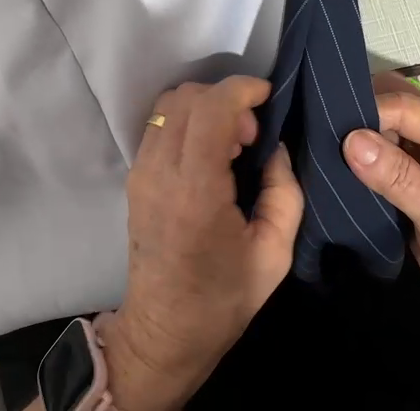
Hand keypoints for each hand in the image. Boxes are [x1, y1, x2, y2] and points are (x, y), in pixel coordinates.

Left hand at [103, 76, 302, 410]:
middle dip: (226, 98)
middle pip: (186, 97)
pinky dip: (187, 120)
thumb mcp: (274, 254)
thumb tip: (277, 147)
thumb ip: (284, 193)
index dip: (241, 90)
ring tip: (231, 144)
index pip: (210, 109)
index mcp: (195, 190)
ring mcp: (140, 171)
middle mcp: (159, 171)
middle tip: (252, 134)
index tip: (268, 96)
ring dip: (205, 107)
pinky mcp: (134, 175)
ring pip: (169, 104)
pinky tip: (209, 153)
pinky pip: (160, 124)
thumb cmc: (223, 298)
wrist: (164, 330)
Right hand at [340, 73, 419, 336]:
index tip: (328, 132)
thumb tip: (351, 140)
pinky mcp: (417, 172)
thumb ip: (400, 180)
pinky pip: (383, 150)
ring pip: (384, 125)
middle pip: (395, 105)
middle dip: (358, 117)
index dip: (368, 114)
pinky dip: (360, 155)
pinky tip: (335, 164)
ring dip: (356, 136)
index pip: (408, 107)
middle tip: (319, 135)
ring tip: (320, 148)